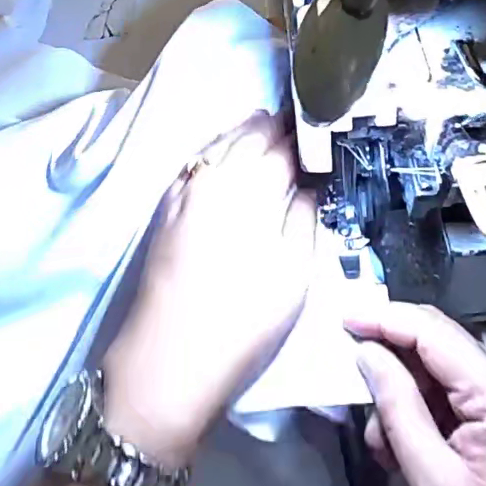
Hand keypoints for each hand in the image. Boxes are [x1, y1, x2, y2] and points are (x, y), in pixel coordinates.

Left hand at [101, 112, 316, 465]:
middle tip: (297, 120)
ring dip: (245, 131)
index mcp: (253, 192)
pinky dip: (216, 147)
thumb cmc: (242, 322)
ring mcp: (185, 192)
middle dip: (276, 127)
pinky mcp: (165, 208)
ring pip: (219, 144)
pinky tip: (225, 150)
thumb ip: (303, 219)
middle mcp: (217, 179)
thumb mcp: (293, 274)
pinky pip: (196, 161)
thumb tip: (307, 187)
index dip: (305, 139)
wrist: (165, 365)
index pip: (285, 150)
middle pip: (250, 138)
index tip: (320, 130)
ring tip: (266, 123)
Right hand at [346, 303, 485, 485]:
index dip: (386, 318)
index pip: (434, 331)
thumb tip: (369, 356)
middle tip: (356, 392)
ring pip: (451, 369)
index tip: (345, 317)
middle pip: (442, 344)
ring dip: (412, 393)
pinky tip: (414, 444)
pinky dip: (435, 408)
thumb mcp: (438, 485)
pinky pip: (468, 391)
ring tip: (386, 443)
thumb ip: (400, 412)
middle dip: (395, 362)